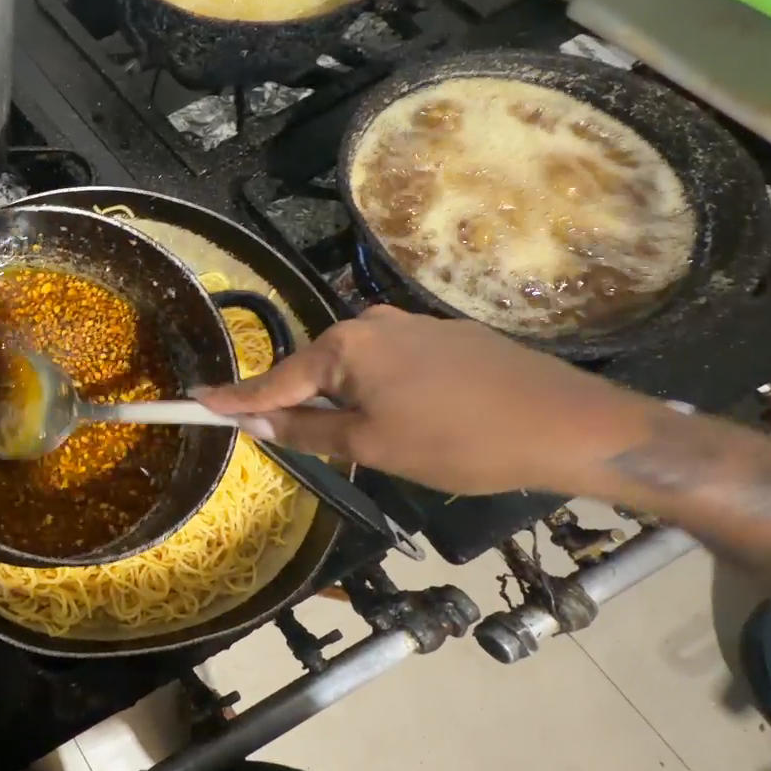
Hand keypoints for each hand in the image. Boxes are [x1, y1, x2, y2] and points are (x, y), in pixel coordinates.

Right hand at [193, 305, 648, 495]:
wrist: (579, 427)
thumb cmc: (463, 442)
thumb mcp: (374, 447)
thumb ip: (307, 432)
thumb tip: (254, 423)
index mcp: (346, 346)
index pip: (274, 381)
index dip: (232, 399)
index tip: (192, 402)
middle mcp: (373, 323)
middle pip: (314, 370)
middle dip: (303, 404)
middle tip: (305, 442)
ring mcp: (415, 325)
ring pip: (357, 369)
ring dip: (349, 400)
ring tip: (380, 440)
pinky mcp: (451, 336)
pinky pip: (394, 365)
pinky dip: (385, 391)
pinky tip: (419, 420)